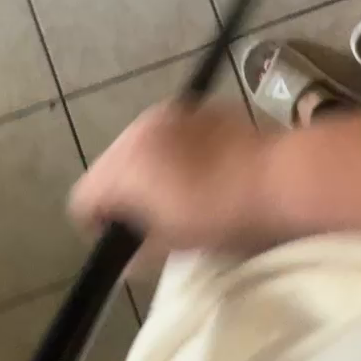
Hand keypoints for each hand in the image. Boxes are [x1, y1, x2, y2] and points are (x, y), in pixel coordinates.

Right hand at [69, 102, 275, 252]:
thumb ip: (139, 250)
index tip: (119, 238)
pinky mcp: (197, 104)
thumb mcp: (174, 243)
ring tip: (176, 189)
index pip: (84, 196)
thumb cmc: (221, 214)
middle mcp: (139, 129)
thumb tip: (127, 257)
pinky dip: (174, 145)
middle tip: (149, 216)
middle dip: (122, 189)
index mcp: (125, 165)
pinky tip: (201, 164)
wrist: (276, 174)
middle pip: (109, 164)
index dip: (97, 222)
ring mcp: (169, 110)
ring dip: (147, 164)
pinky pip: (170, 128)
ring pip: (139, 142)